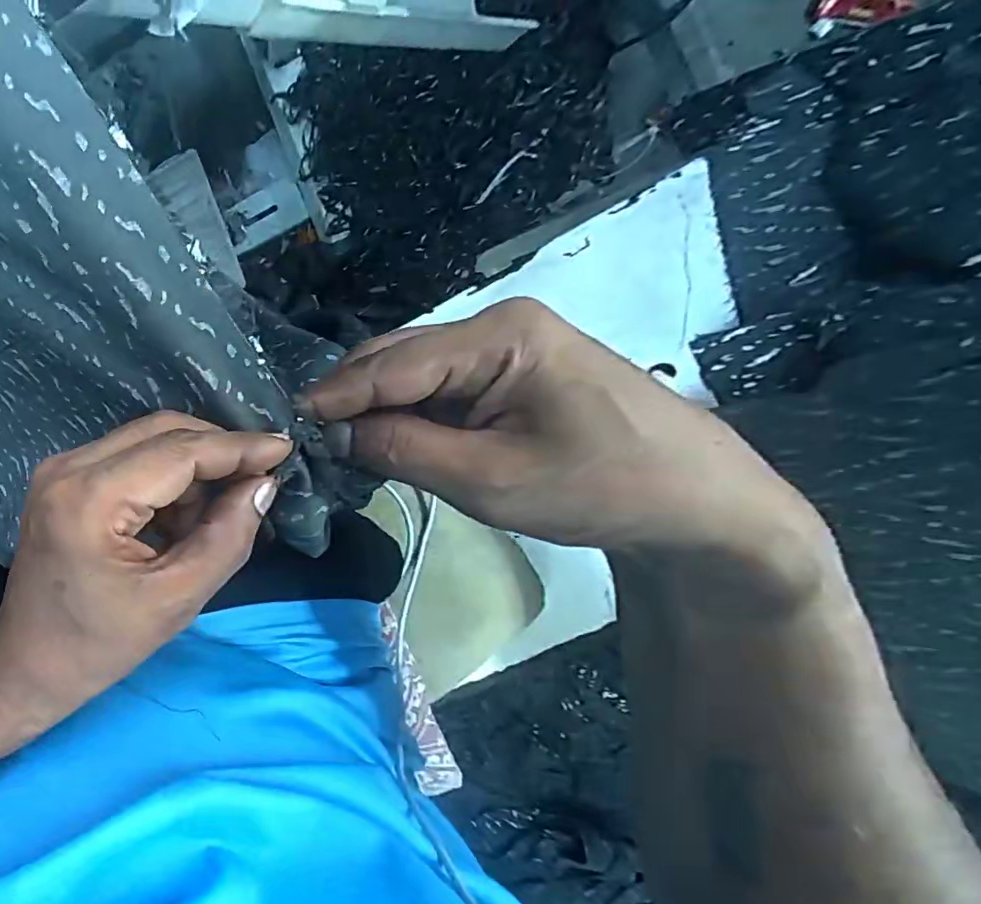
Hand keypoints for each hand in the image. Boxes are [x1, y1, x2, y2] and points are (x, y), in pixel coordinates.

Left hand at [0, 411, 290, 739]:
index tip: (285, 449)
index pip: (180, 451)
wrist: (27, 665)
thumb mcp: (178, 599)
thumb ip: (227, 536)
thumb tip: (263, 485)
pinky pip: (131, 459)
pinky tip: (180, 522)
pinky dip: (167, 481)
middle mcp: (69, 466)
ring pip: (149, 441)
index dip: (238, 447)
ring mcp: (61, 468)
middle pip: (163, 431)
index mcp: (91, 498)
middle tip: (261, 478)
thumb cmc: (101, 644)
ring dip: (193, 469)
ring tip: (213, 520)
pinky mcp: (64, 480)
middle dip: (219, 451)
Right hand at [301, 299, 826, 582]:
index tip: (289, 424)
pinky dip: (411, 416)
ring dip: (379, 409)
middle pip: (401, 357)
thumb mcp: (490, 479)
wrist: (690, 500)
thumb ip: (407, 451)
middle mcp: (498, 326)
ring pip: (418, 373)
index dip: (338, 396)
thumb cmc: (597, 487)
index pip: (395, 362)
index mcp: (499, 335)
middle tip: (309, 440)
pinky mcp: (514, 374)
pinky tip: (387, 441)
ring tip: (337, 446)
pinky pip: (444, 389)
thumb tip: (339, 435)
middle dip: (353, 399)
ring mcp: (508, 347)